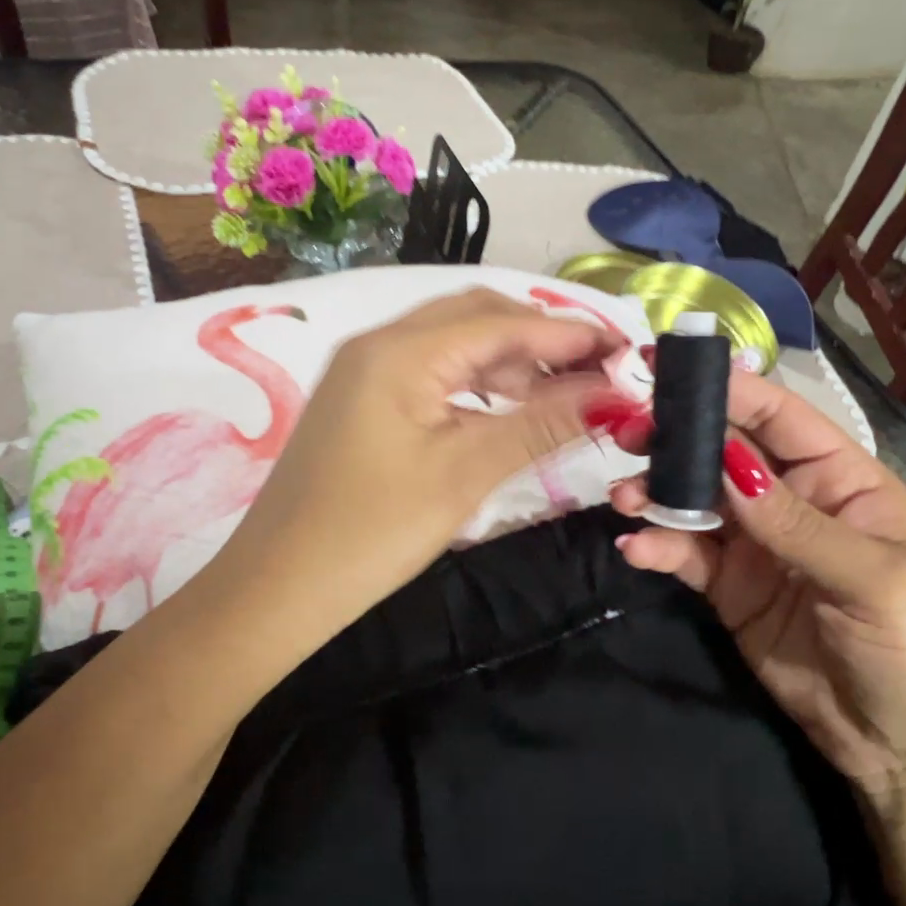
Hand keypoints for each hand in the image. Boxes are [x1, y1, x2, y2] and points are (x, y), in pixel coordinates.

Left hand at [216, 288, 620, 622]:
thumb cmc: (371, 533)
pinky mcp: (361, 399)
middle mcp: (378, 342)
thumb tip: (616, 395)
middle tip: (601, 375)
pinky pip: (430, 370)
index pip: (502, 321)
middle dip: (543, 339)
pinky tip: (508, 407)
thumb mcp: (465, 473)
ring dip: (511, 360)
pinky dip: (476, 381)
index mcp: (399, 350)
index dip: (571, 332)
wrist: (277, 587)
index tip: (628, 354)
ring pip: (453, 343)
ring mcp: (364, 369)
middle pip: (477, 318)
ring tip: (565, 395)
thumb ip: (541, 424)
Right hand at [608, 369, 905, 785]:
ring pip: (695, 501)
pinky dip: (657, 547)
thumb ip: (795, 522)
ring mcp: (758, 547)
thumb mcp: (873, 580)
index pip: (780, 418)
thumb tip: (726, 461)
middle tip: (627, 434)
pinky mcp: (729, 590)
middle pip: (725, 453)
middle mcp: (794, 502)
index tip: (669, 371)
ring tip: (624, 500)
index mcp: (844, 481)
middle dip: (677, 439)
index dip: (728, 390)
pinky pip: (685, 555)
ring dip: (656, 493)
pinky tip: (637, 550)